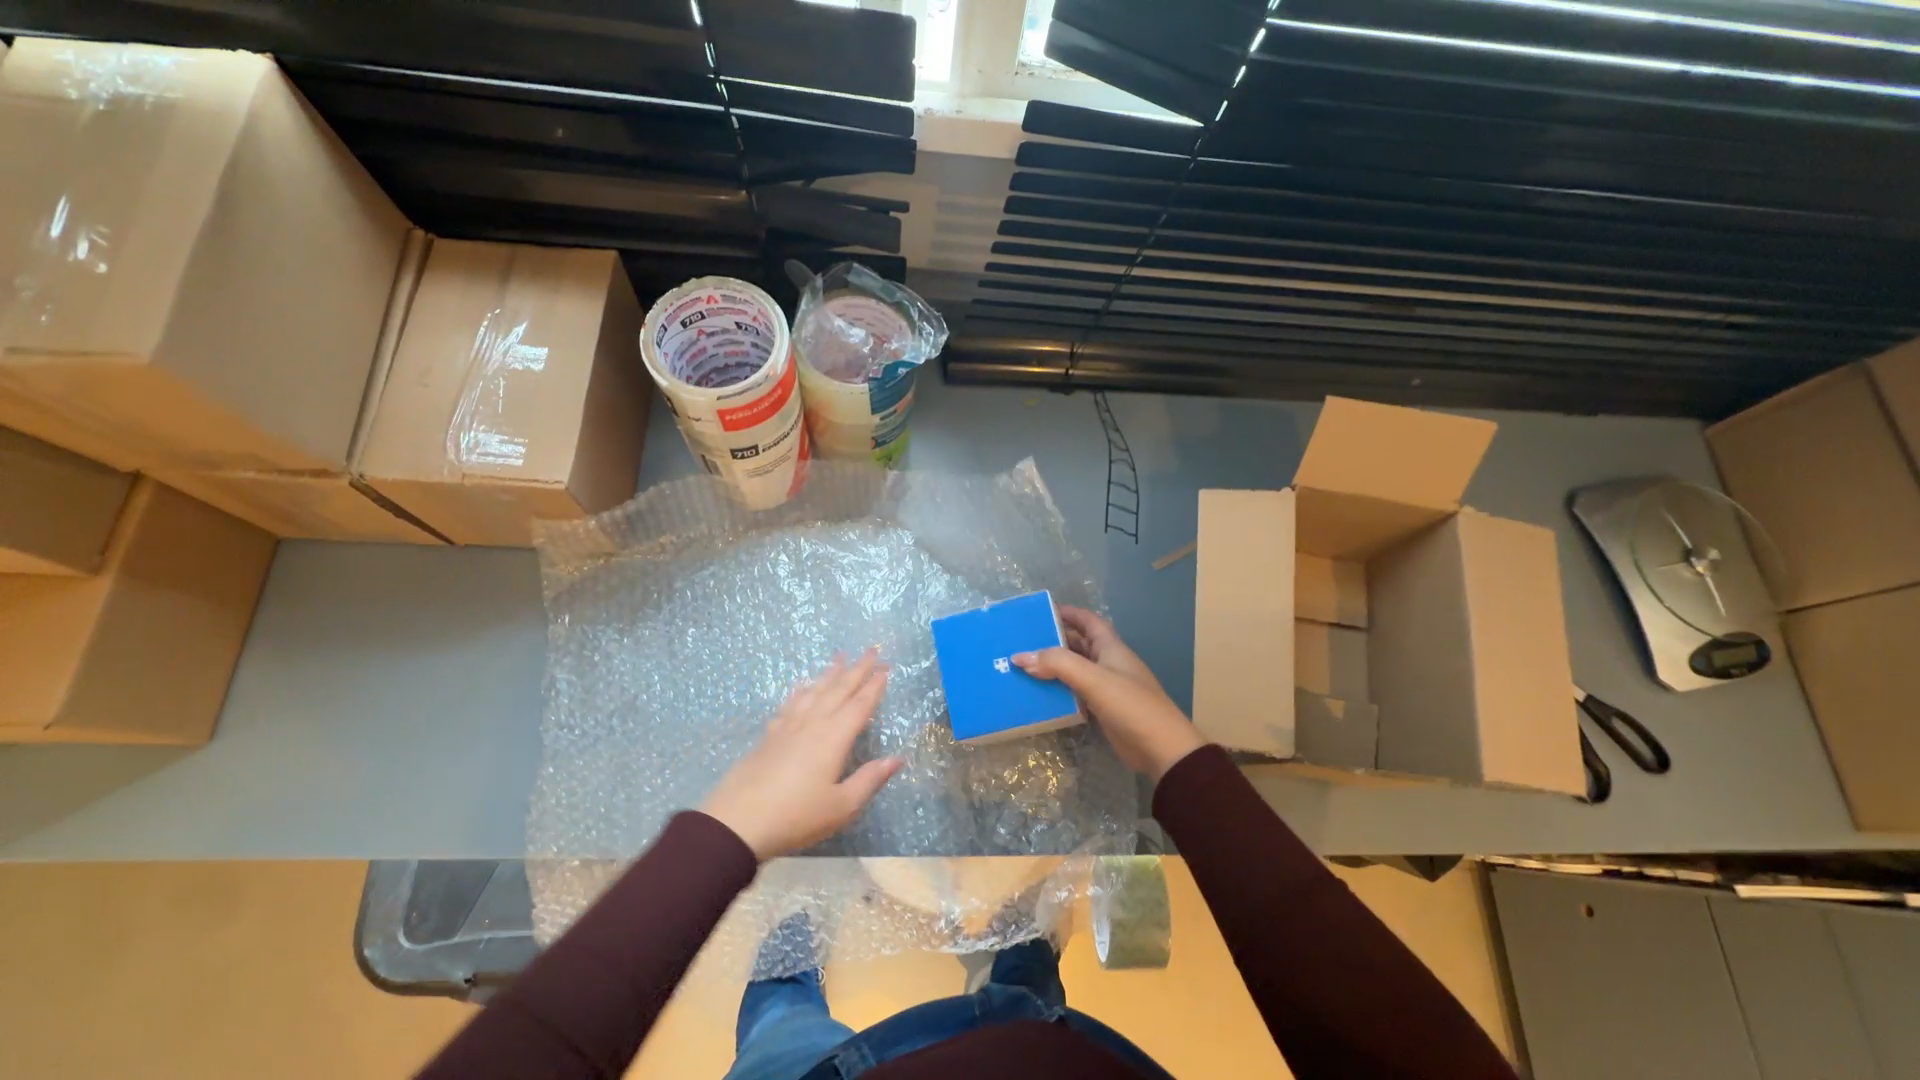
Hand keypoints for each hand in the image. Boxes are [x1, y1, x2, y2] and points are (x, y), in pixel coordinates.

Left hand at [701, 649, 903, 859]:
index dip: (874, 686)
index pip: (859, 705)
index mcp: (834, 738)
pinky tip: (801, 687)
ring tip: (839, 658)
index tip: (885, 667)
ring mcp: (787, 728)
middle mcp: (812, 725)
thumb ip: (869, 780)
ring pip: (813, 692)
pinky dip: (800, 692)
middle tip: (870, 650)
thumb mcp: (842, 807)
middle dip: (856, 670)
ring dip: (829, 674)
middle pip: (837, 690)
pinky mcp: (769, 737)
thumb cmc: (796, 817)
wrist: (738, 823)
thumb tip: (897, 758)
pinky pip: (790, 704)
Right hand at [1014, 607, 1205, 780]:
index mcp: (1112, 648)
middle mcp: (1109, 663)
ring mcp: (1107, 688)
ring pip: (1075, 670)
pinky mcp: (1103, 710)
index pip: (1088, 621)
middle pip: (1079, 645)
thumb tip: (1020, 656)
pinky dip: (1058, 691)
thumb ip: (1057, 664)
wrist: (1161, 748)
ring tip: (1023, 667)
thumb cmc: (1130, 705)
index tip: (1040, 612)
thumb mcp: (1093, 678)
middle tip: (1022, 641)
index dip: (1068, 613)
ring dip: (1053, 667)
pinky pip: (1076, 693)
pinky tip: (1038, 695)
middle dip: (1054, 640)